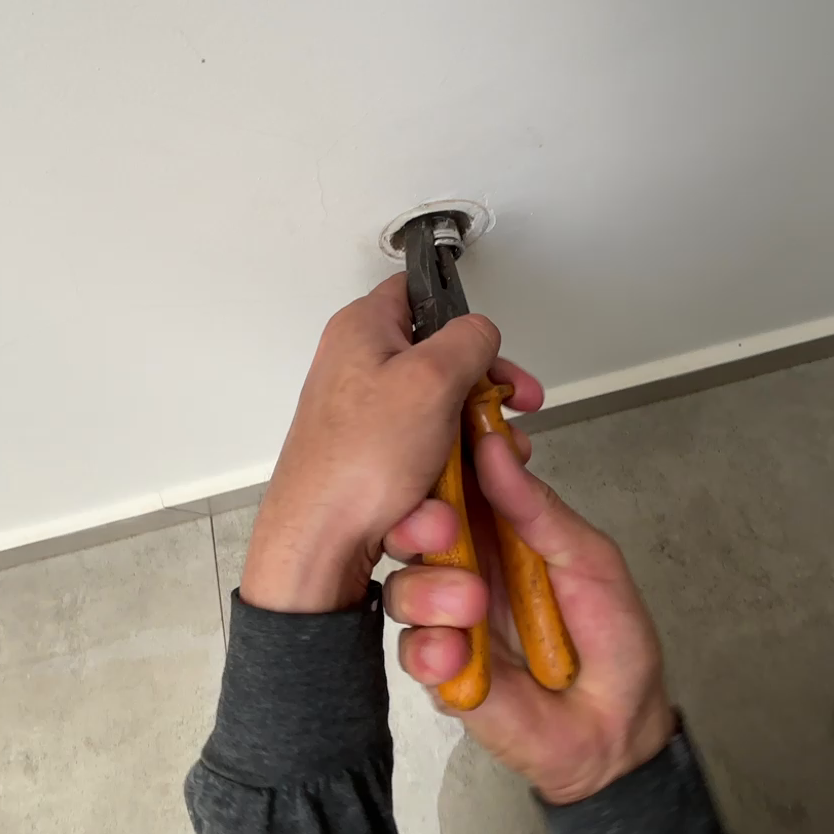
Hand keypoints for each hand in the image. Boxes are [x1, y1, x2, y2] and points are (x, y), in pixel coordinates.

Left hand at [239, 274, 540, 613]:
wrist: (318, 542)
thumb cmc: (361, 459)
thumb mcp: (431, 380)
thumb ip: (468, 340)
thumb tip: (481, 331)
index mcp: (364, 328)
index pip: (418, 291)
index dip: (462, 314)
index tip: (495, 348)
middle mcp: (358, 364)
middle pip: (438, 357)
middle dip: (483, 386)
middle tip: (514, 407)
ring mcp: (362, 411)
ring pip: (436, 406)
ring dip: (472, 430)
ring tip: (492, 458)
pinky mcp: (369, 452)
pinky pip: (421, 444)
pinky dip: (448, 459)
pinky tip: (463, 482)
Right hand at [384, 433, 675, 804]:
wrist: (617, 730)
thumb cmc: (611, 635)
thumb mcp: (588, 559)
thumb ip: (537, 509)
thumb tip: (493, 445)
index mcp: (496, 529)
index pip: (453, 485)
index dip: (442, 466)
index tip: (447, 453)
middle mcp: (463, 566)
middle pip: (411, 530)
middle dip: (415, 522)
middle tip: (441, 529)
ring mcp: (447, 619)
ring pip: (402, 587)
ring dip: (425, 590)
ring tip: (471, 604)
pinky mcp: (440, 670)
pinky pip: (410, 650)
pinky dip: (429, 648)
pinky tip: (458, 655)